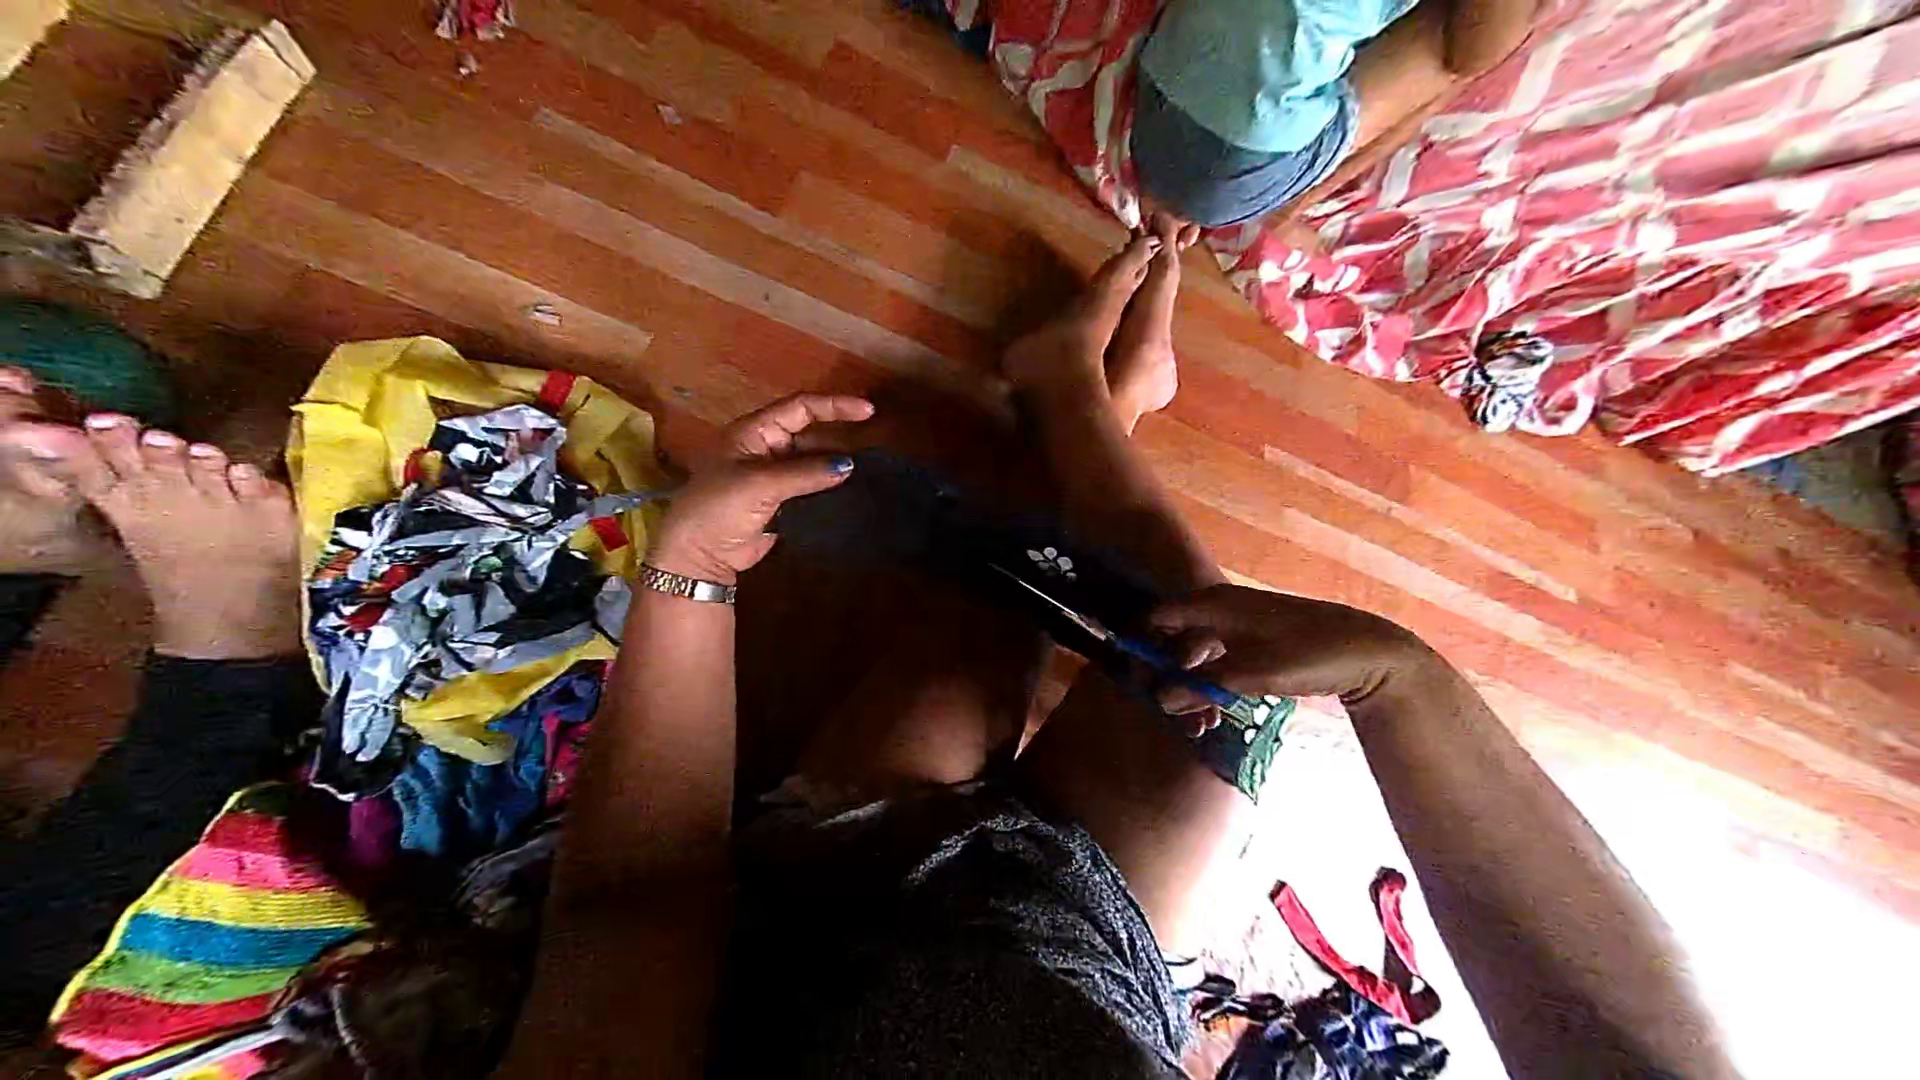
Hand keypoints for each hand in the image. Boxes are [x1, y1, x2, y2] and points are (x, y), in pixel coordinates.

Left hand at [647, 393, 873, 585]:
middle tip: (873, 440)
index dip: (834, 405)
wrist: (699, 555)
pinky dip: (830, 486)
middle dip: (839, 435)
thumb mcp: (760, 485)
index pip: (800, 408)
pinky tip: (852, 488)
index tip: (867, 410)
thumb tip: (848, 466)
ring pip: (813, 460)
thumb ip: (806, 473)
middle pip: (810, 432)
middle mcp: (766, 447)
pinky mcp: (781, 500)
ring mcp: (774, 474)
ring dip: (836, 463)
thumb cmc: (718, 508)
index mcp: (753, 432)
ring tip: (868, 467)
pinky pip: (811, 485)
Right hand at [1147, 584, 1432, 718]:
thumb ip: (1201, 687)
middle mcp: (1218, 608)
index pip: (1157, 618)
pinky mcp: (1253, 642)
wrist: (1368, 650)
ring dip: (1190, 688)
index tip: (1140, 683)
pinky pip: (1218, 661)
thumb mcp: (1250, 675)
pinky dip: (1211, 685)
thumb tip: (1160, 700)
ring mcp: (1236, 624)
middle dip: (1167, 677)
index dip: (1143, 648)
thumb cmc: (1307, 654)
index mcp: (1212, 604)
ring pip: (1197, 655)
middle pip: (1175, 640)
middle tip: (1168, 713)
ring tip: (1195, 726)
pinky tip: (1215, 715)